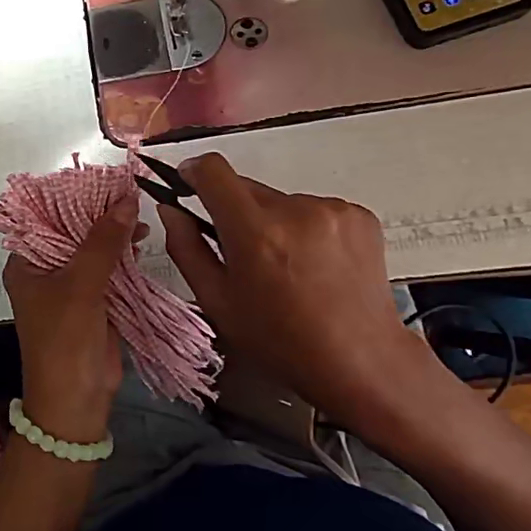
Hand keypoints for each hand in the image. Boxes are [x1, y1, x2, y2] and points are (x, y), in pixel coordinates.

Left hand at [3, 195, 142, 442]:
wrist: (76, 399)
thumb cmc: (65, 340)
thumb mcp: (81, 286)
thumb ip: (103, 242)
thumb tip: (127, 200)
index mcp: (26, 264)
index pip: (46, 218)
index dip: (73, 197)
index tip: (104, 179)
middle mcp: (45, 271)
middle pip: (73, 232)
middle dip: (99, 215)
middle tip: (129, 193)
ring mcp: (71, 287)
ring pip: (94, 250)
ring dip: (114, 234)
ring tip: (140, 215)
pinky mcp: (95, 302)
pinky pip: (109, 270)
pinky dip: (123, 256)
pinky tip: (140, 240)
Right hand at [158, 153, 441, 432]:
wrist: (359, 359)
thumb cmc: (280, 341)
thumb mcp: (218, 303)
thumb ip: (187, 249)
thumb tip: (170, 210)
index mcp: (255, 232)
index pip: (214, 171)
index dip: (195, 172)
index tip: (190, 184)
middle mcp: (295, 209)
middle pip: (248, 189)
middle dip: (238, 214)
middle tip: (246, 256)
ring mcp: (333, 209)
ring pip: (283, 202)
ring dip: (276, 223)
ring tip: (289, 269)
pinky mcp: (360, 215)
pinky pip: (317, 210)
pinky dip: (308, 230)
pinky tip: (317, 266)